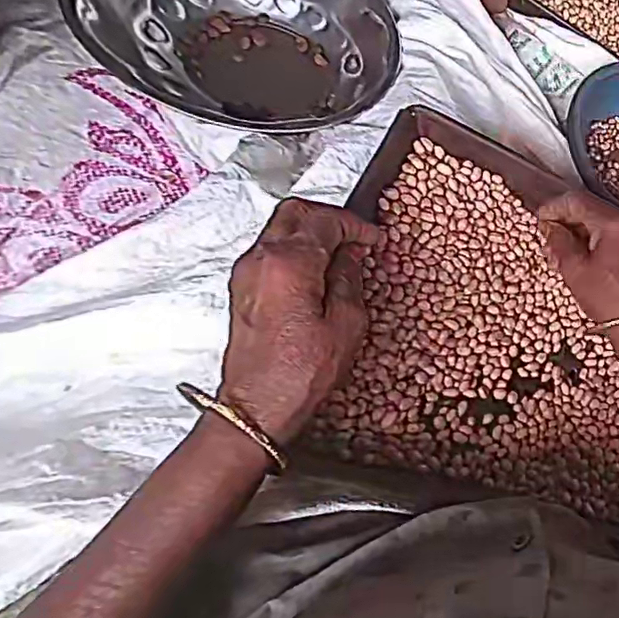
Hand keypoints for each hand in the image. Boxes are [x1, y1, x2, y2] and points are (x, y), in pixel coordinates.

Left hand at [219, 198, 380, 441]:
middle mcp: (260, 259)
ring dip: (314, 233)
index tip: (376, 239)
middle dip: (330, 218)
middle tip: (358, 236)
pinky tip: (322, 272)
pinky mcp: (243, 288)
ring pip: (280, 229)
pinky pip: (272, 251)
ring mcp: (246, 273)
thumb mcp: (346, 323)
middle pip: (294, 213)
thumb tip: (351, 255)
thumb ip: (349, 279)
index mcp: (288, 263)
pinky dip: (299, 249)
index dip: (356, 226)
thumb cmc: (304, 370)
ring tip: (344, 255)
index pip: (324, 222)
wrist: (258, 404)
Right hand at [537, 190, 618, 323]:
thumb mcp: (574, 269)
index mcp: (614, 223)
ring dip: (574, 230)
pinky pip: (604, 232)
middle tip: (547, 236)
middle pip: (587, 207)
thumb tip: (549, 226)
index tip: (540, 219)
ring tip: (556, 251)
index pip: (577, 201)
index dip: (554, 208)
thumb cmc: (608, 299)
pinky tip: (573, 255)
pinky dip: (586, 239)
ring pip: (594, 220)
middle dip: (563, 220)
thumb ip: (558, 241)